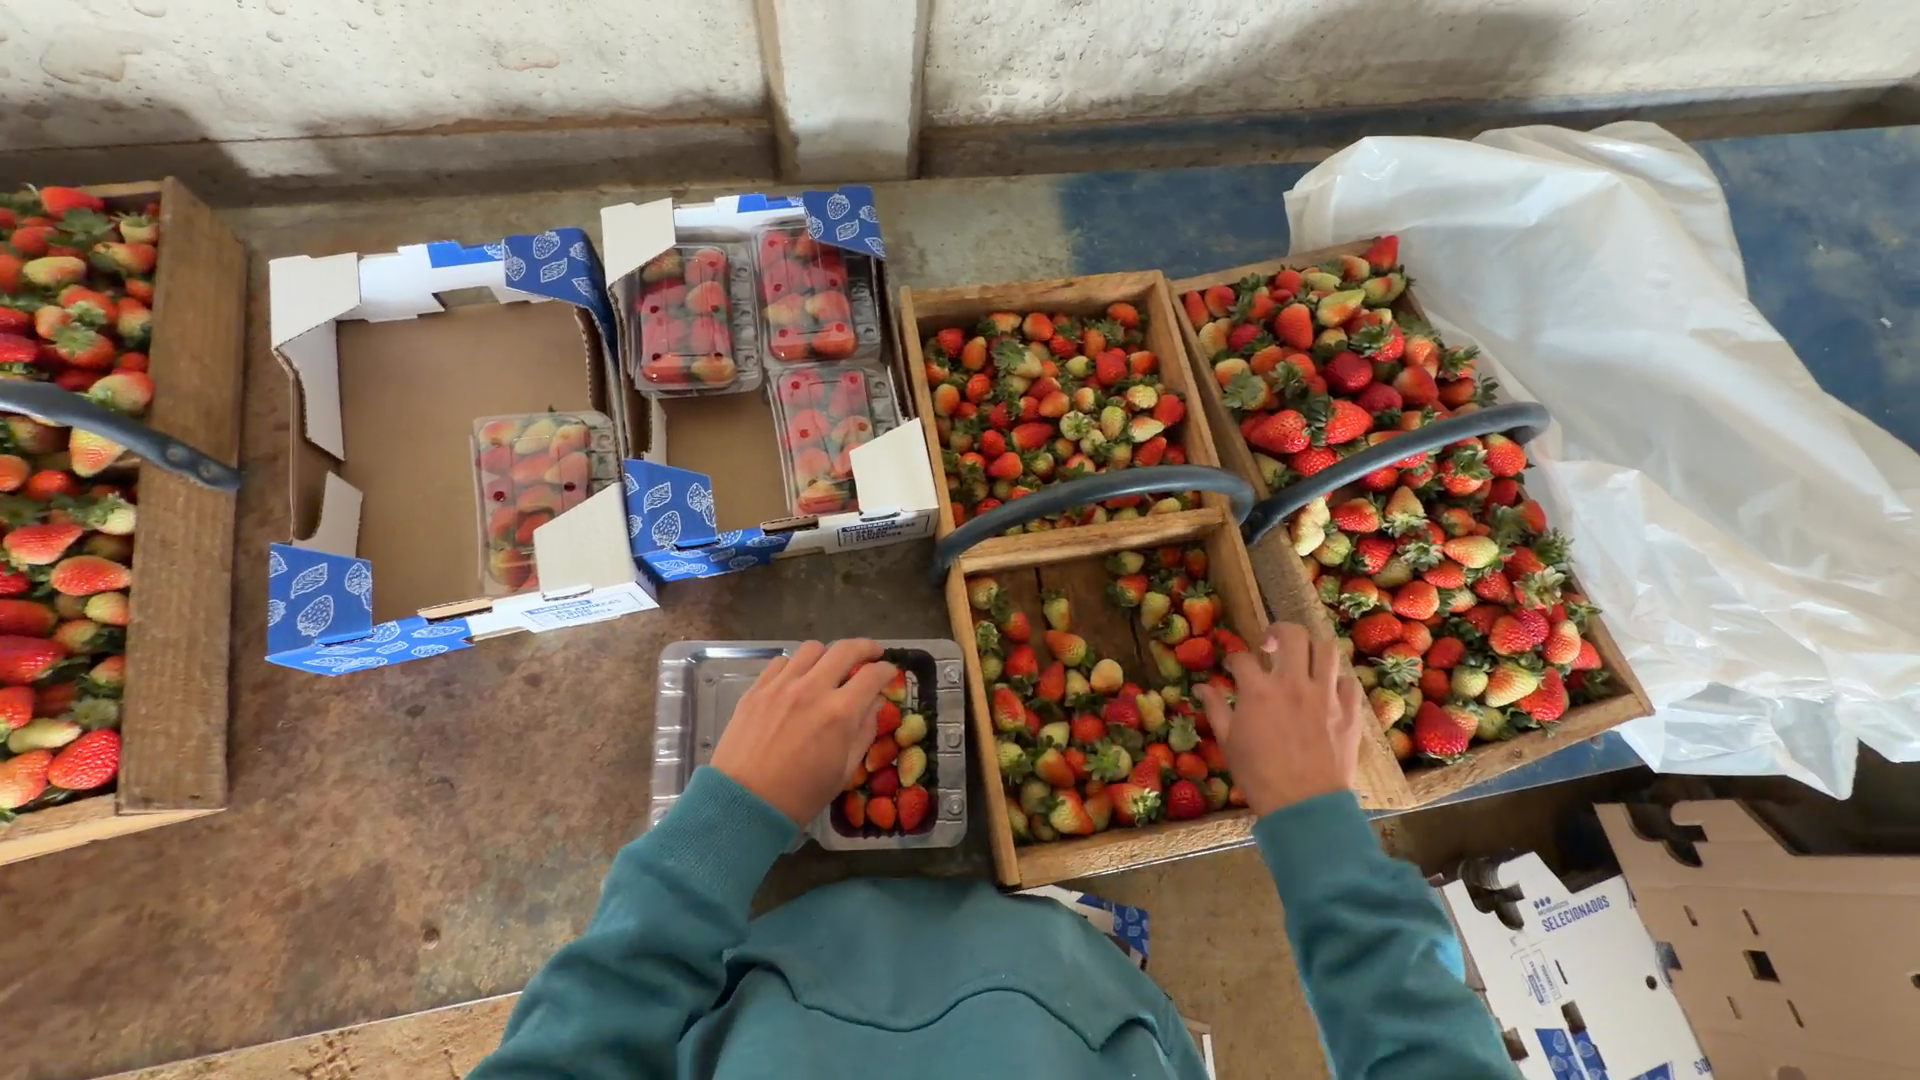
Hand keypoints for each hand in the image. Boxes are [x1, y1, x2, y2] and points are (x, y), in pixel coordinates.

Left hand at [710, 639, 897, 824]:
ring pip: (812, 648)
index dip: (887, 670)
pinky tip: (797, 679)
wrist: (744, 804)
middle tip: (872, 653)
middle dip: (866, 647)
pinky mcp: (756, 689)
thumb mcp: (845, 769)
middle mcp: (812, 689)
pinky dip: (796, 665)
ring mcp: (781, 686)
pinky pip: (782, 662)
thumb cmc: (801, 795)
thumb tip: (874, 703)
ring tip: (831, 666)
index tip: (889, 672)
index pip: (873, 675)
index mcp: (840, 713)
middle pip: (846, 649)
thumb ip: (864, 730)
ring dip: (829, 654)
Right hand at [1193, 622, 1363, 815]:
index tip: (1233, 669)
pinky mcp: (1350, 711)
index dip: (1235, 660)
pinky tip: (1325, 689)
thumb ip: (1216, 709)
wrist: (1304, 807)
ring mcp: (1326, 695)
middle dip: (1277, 631)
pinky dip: (1335, 679)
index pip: (1243, 658)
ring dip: (1311, 648)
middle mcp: (1293, 684)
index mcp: (1259, 691)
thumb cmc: (1259, 776)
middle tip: (1270, 645)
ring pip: (1326, 648)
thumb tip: (1201, 687)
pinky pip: (1347, 681)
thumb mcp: (1228, 742)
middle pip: (1291, 634)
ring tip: (1302, 659)